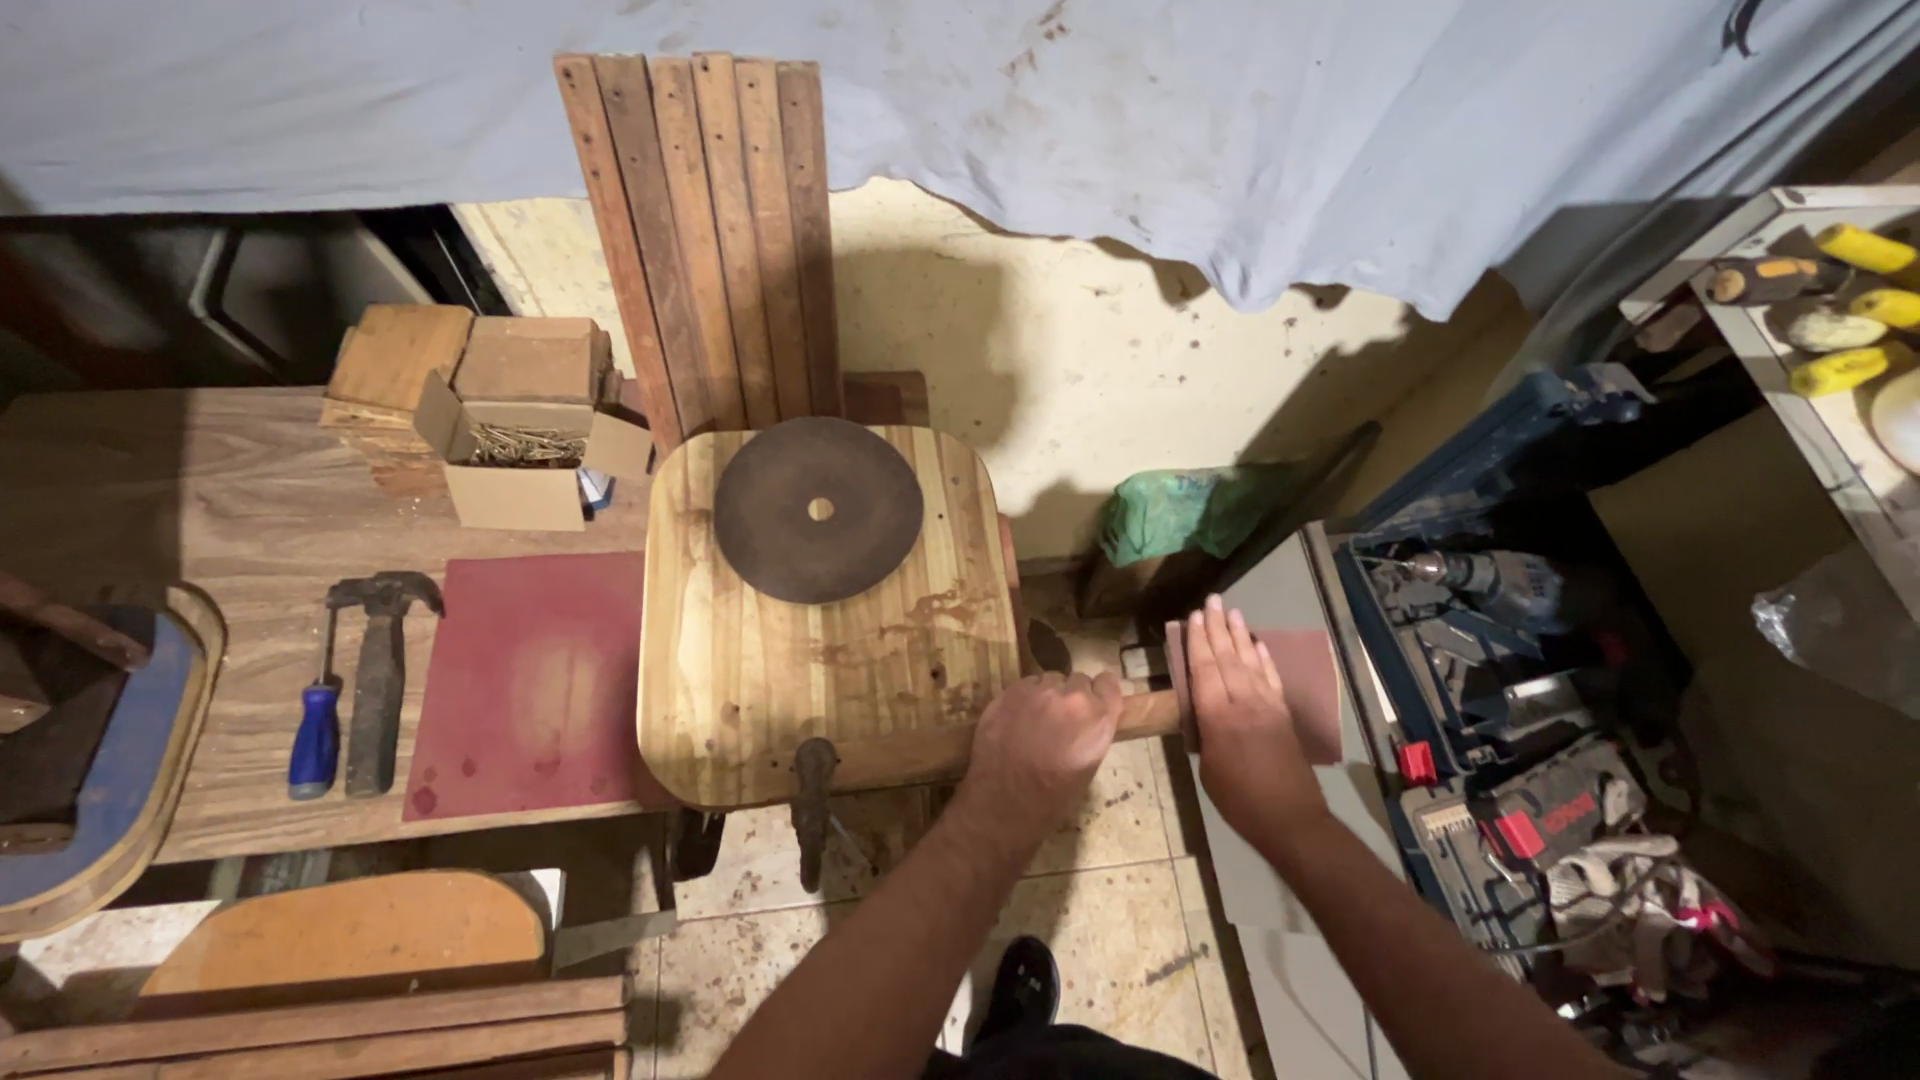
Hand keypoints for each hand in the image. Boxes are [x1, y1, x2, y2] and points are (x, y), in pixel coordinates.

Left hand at [957, 671, 1122, 843]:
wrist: (1006, 800)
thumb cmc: (1053, 795)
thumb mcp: (1089, 764)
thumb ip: (1093, 730)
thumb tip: (1086, 719)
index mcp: (1099, 718)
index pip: (1109, 683)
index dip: (1100, 691)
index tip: (1094, 700)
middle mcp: (1073, 697)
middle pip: (1078, 679)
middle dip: (1072, 695)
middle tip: (1061, 717)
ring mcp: (1040, 691)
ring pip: (1049, 680)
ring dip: (1047, 694)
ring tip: (1036, 718)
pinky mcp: (1012, 691)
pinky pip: (1025, 685)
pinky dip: (1024, 697)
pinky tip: (1017, 719)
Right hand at [1189, 594, 1329, 846]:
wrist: (1290, 819)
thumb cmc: (1238, 800)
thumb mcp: (1207, 767)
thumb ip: (1204, 732)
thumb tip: (1203, 711)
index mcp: (1217, 717)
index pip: (1205, 669)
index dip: (1198, 641)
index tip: (1194, 616)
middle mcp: (1243, 703)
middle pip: (1227, 657)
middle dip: (1217, 628)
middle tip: (1212, 601)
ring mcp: (1266, 706)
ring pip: (1250, 662)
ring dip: (1240, 635)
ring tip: (1233, 612)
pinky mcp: (1283, 715)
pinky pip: (1271, 679)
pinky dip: (1265, 659)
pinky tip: (1258, 644)